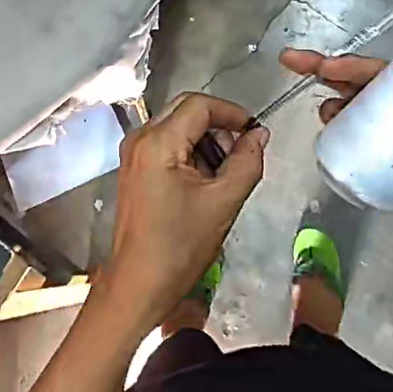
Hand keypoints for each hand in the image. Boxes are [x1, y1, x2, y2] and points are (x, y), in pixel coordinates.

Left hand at [104, 93, 268, 325]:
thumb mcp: (224, 201)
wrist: (137, 286)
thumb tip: (259, 134)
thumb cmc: (180, 246)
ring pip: (179, 126)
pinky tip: (204, 184)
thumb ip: (248, 160)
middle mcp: (140, 139)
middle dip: (219, 127)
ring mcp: (133, 154)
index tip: (253, 132)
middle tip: (238, 157)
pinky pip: (168, 145)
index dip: (232, 112)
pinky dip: (191, 154)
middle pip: (187, 111)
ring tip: (222, 176)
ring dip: (206, 142)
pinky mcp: (134, 169)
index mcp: (158, 143)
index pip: (200, 104)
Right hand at [279, 49, 392, 242]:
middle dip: (327, 71)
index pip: (390, 77)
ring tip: (323, 116)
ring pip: (354, 115)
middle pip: (363, 87)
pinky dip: (337, 145)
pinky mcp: (383, 170)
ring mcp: (392, 143)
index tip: (329, 65)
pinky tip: (325, 144)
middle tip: (296, 63)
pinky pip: (355, 153)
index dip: (357, 67)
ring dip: (333, 108)